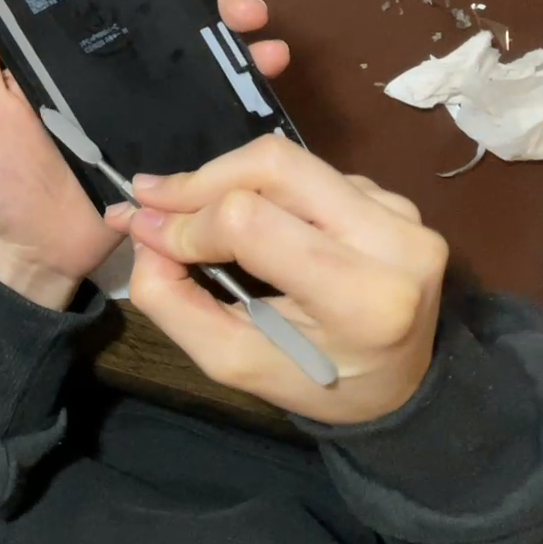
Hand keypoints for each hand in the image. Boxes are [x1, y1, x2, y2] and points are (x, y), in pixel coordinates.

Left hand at [0, 0, 289, 309]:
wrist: (35, 252)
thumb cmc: (0, 175)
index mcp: (50, 35)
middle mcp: (99, 48)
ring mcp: (140, 85)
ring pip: (189, 25)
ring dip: (225, 3)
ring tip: (247, 8)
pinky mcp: (173, 125)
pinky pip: (215, 85)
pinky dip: (246, 65)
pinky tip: (267, 56)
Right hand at [108, 137, 447, 424]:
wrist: (402, 383)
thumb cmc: (314, 380)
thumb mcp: (231, 361)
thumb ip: (172, 298)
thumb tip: (140, 226)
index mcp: (361, 298)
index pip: (250, 222)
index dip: (187, 224)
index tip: (148, 234)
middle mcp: (392, 241)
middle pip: (272, 165)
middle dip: (199, 179)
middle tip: (154, 198)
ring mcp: (399, 211)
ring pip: (285, 160)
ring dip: (225, 178)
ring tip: (194, 208)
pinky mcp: (393, 196)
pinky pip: (306, 171)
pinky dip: (261, 188)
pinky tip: (256, 218)